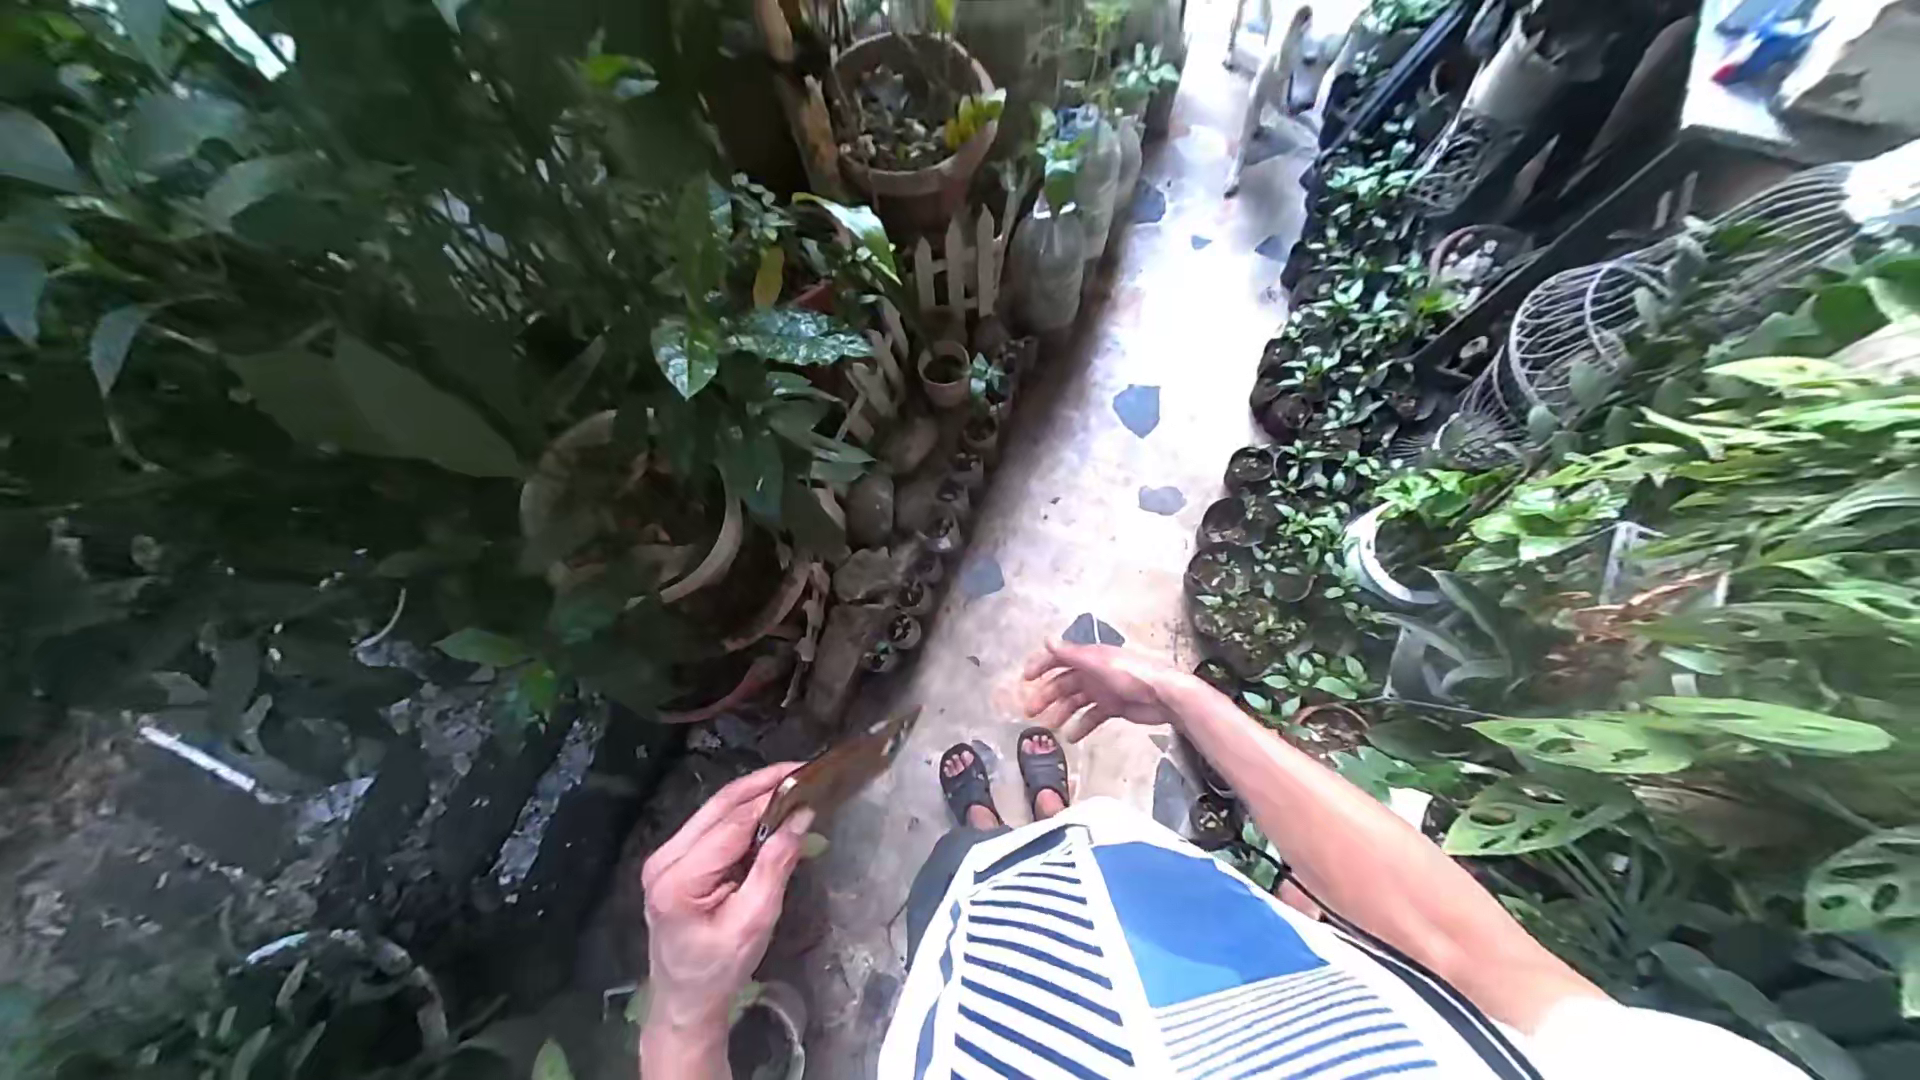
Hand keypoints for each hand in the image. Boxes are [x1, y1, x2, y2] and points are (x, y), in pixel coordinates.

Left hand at [640, 763, 813, 1056]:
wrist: (686, 1002)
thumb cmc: (720, 969)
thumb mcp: (755, 920)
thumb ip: (776, 864)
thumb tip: (801, 815)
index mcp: (677, 879)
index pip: (732, 824)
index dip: (770, 800)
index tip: (805, 783)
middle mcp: (664, 859)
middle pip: (720, 806)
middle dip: (762, 783)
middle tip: (800, 769)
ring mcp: (665, 856)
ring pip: (716, 808)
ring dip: (754, 792)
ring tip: (791, 780)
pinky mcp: (675, 858)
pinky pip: (714, 822)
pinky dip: (744, 809)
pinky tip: (769, 804)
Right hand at [1020, 639, 1195, 741]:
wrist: (1166, 696)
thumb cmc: (1134, 675)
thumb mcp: (1100, 663)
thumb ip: (1072, 654)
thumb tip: (1047, 640)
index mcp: (1089, 657)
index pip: (1059, 658)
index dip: (1041, 666)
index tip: (1026, 679)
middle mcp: (1094, 672)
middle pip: (1064, 682)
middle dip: (1046, 695)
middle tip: (1031, 712)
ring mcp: (1103, 689)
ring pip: (1075, 700)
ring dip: (1061, 712)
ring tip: (1050, 726)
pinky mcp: (1113, 707)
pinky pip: (1092, 716)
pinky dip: (1081, 725)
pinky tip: (1072, 736)